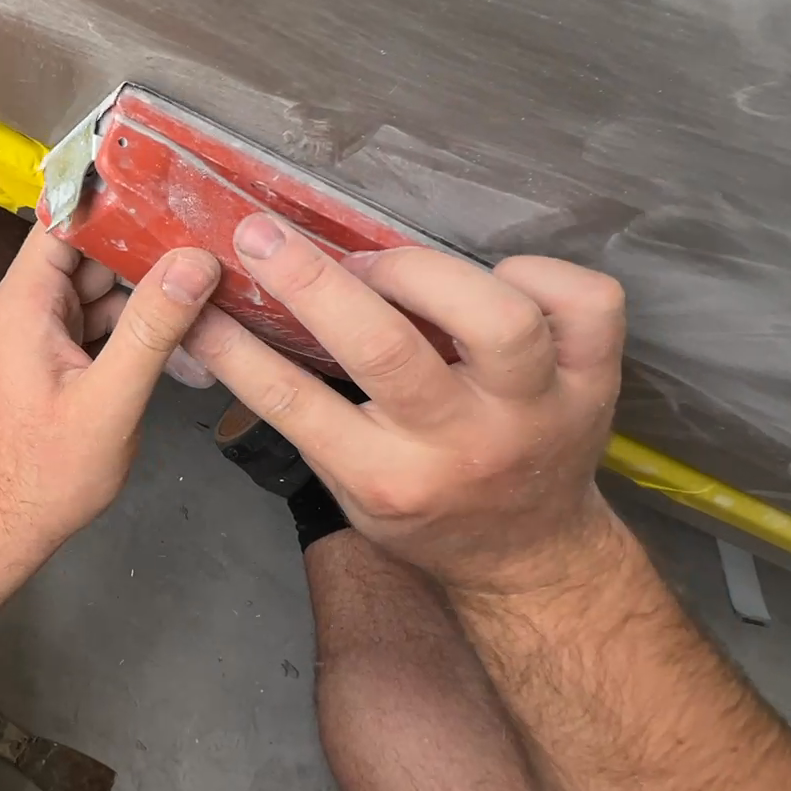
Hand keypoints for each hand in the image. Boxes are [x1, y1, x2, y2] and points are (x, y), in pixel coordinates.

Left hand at [0, 225, 223, 552]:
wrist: (11, 522)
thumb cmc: (48, 471)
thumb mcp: (110, 399)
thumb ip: (152, 329)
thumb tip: (194, 261)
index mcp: (25, 304)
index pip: (61, 222)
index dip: (108, 194)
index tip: (164, 174)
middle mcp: (28, 309)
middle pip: (87, 250)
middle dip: (142, 238)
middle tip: (208, 222)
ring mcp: (43, 333)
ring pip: (99, 286)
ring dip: (145, 281)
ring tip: (208, 266)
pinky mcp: (58, 357)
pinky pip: (101, 320)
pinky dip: (135, 319)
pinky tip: (182, 322)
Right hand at [188, 213, 628, 594]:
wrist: (526, 553)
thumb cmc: (415, 514)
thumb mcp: (342, 485)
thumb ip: (304, 412)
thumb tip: (236, 330)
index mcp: (385, 477)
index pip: (294, 403)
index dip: (236, 349)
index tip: (195, 306)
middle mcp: (460, 444)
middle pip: (385, 349)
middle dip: (311, 281)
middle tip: (261, 236)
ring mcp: (538, 410)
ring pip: (494, 318)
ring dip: (418, 272)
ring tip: (377, 266)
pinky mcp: (595, 382)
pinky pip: (587, 303)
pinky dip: (534, 272)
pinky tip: (487, 278)